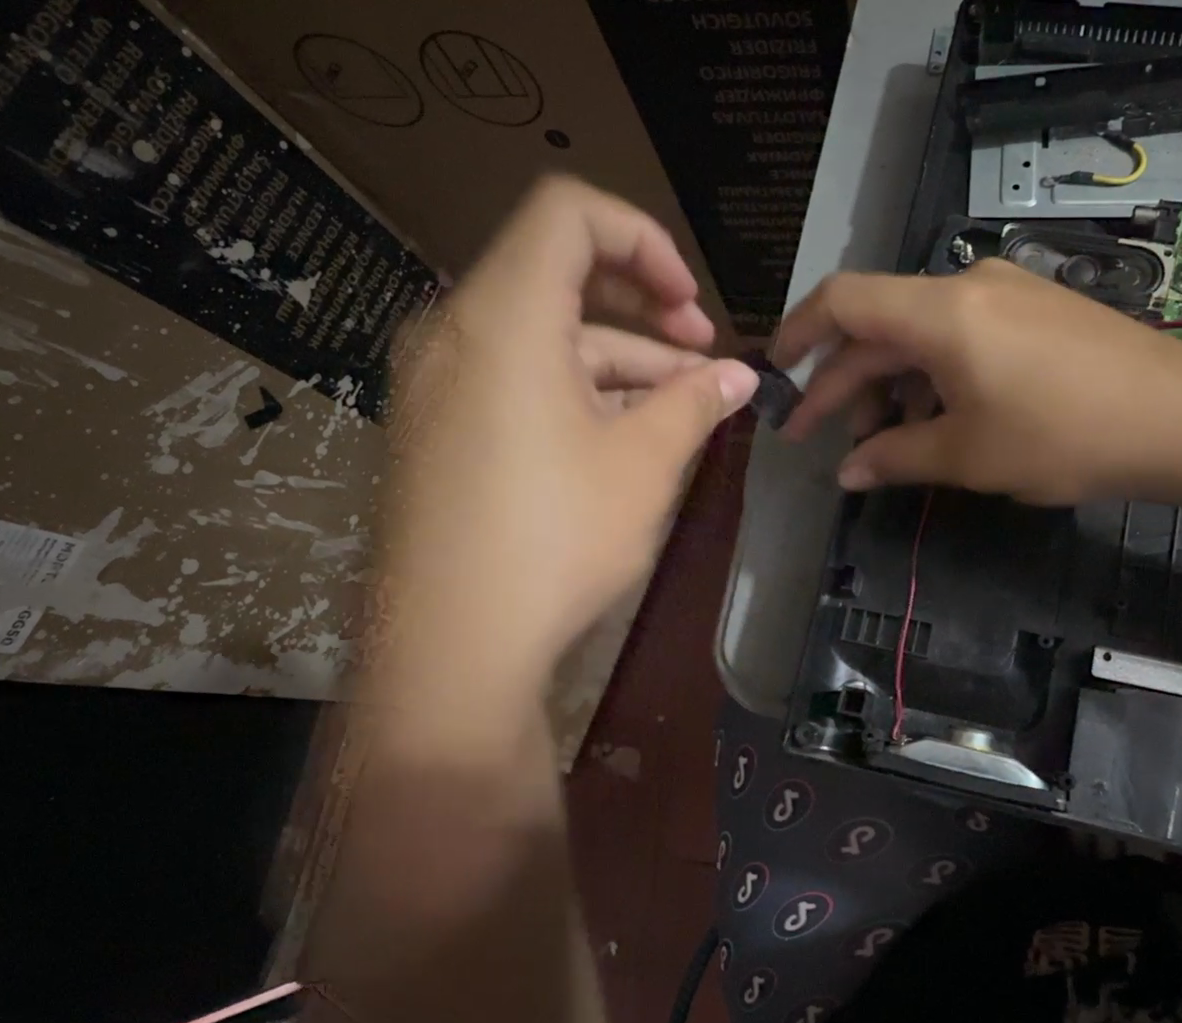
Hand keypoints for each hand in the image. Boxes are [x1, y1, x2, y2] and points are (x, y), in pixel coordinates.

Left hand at [375, 177, 756, 690]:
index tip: (692, 309)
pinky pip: (515, 379)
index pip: (569, 214)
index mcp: (504, 317)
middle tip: (704, 356)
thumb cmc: (556, 541)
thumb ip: (695, 403)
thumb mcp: (644, 465)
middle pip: (559, 274)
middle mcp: (457, 331)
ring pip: (544, 337)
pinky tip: (627, 437)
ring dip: (620, 361)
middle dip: (644, 307)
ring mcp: (439, 383)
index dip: (644, 240)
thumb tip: (742, 378)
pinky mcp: (439, 429)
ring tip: (685, 409)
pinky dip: (577, 391)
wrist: (451, 650)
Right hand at [775, 258, 1181, 504]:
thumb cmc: (1065, 436)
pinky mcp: (1037, 311)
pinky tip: (937, 420)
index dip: (798, 334)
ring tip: (883, 443)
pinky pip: (963, 337)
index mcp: (939, 312)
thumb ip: (895, 458)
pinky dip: (935, 376)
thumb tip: (845, 474)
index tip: (776, 377)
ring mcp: (1007, 294)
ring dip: (891, 385)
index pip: (842, 300)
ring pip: (922, 334)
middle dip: (843, 382)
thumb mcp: (968, 455)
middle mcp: (967, 286)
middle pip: (879, 325)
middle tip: (821, 440)